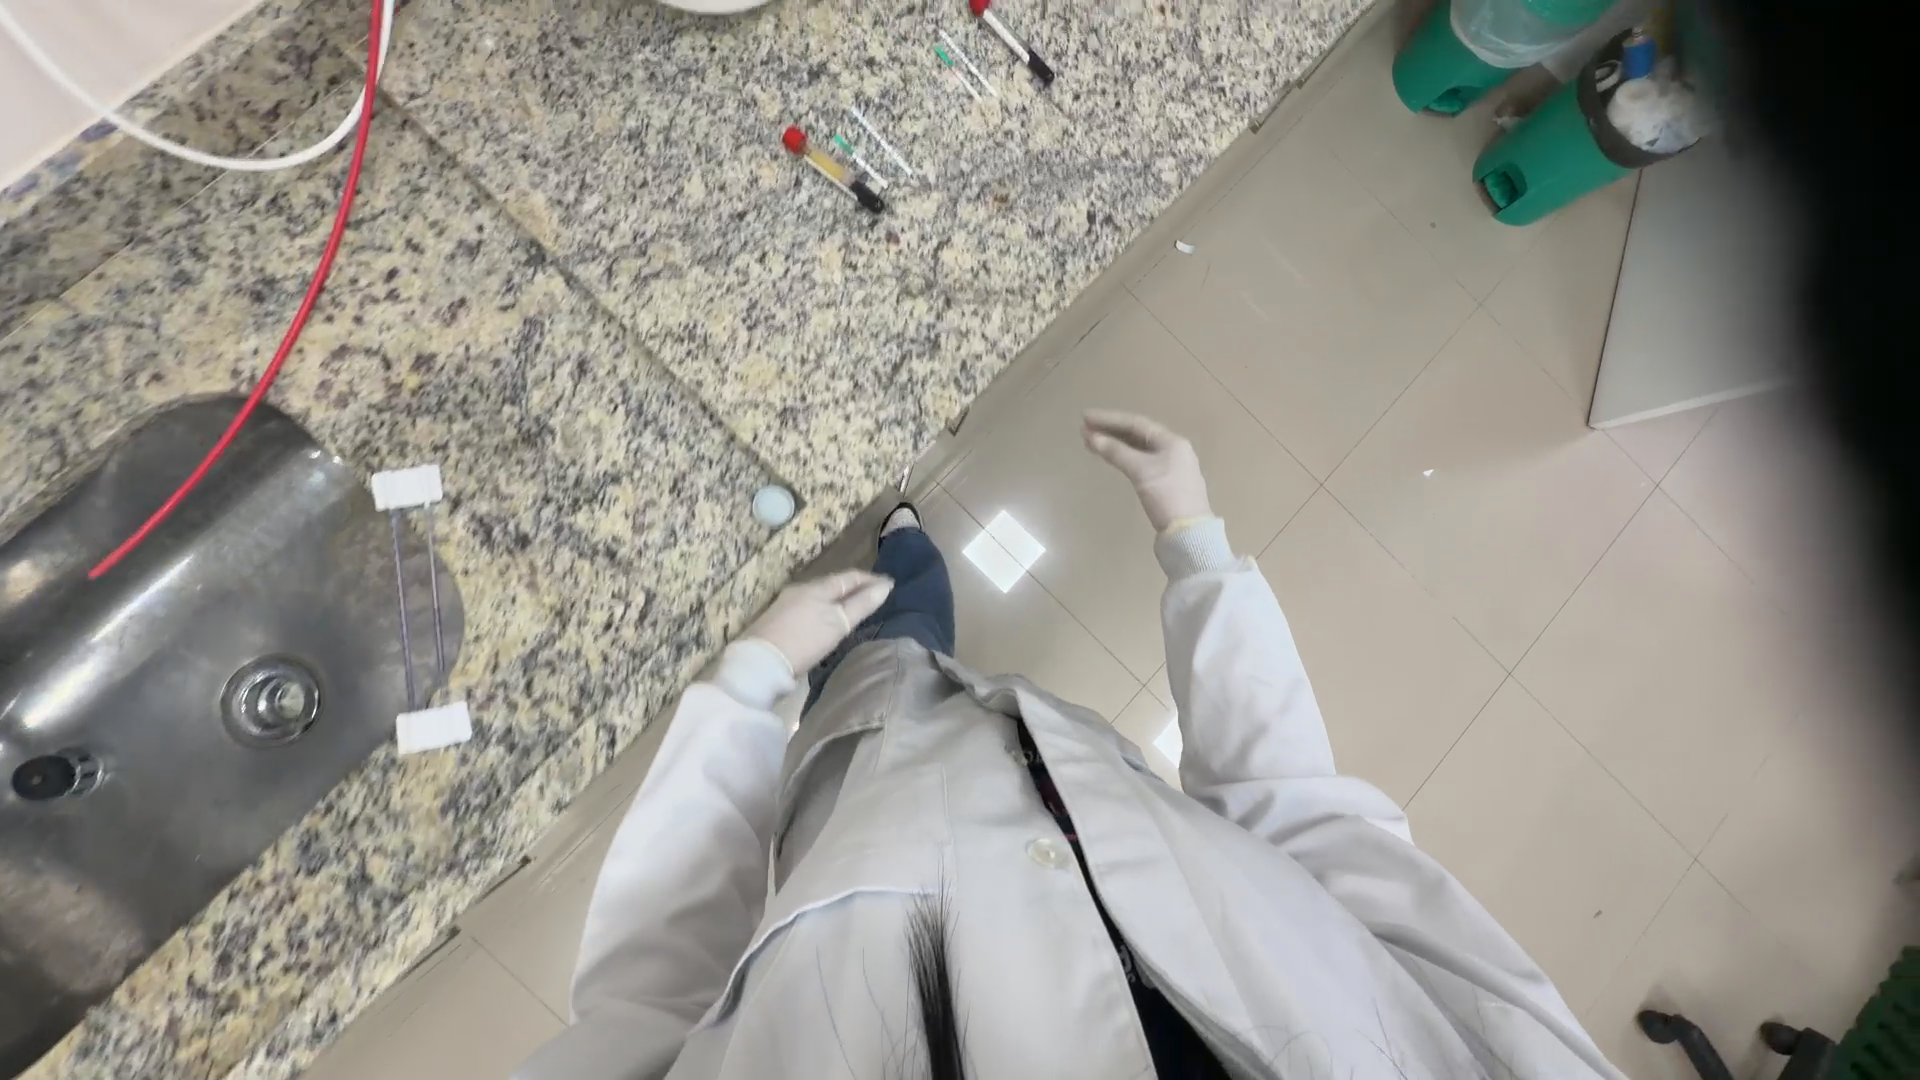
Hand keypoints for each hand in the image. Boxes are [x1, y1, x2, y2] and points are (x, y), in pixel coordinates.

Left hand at [745, 570, 894, 673]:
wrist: (760, 663)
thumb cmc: (805, 641)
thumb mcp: (838, 623)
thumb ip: (862, 604)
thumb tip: (886, 586)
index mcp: (818, 587)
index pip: (850, 577)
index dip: (871, 580)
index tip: (889, 585)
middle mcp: (801, 589)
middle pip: (834, 584)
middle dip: (855, 588)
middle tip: (874, 596)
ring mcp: (787, 603)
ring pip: (820, 595)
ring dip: (838, 598)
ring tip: (854, 608)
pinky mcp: (778, 619)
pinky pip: (808, 606)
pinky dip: (824, 608)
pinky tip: (827, 620)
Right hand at [1082, 409, 1212, 531]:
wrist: (1188, 532)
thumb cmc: (1166, 496)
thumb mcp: (1140, 471)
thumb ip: (1116, 452)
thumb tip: (1092, 437)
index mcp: (1171, 441)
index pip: (1135, 423)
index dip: (1109, 419)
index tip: (1085, 417)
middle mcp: (1172, 449)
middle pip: (1136, 435)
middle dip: (1110, 431)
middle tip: (1084, 430)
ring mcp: (1169, 466)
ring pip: (1137, 449)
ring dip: (1114, 445)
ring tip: (1091, 444)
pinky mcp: (1164, 483)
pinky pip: (1140, 462)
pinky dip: (1123, 458)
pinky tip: (1110, 458)